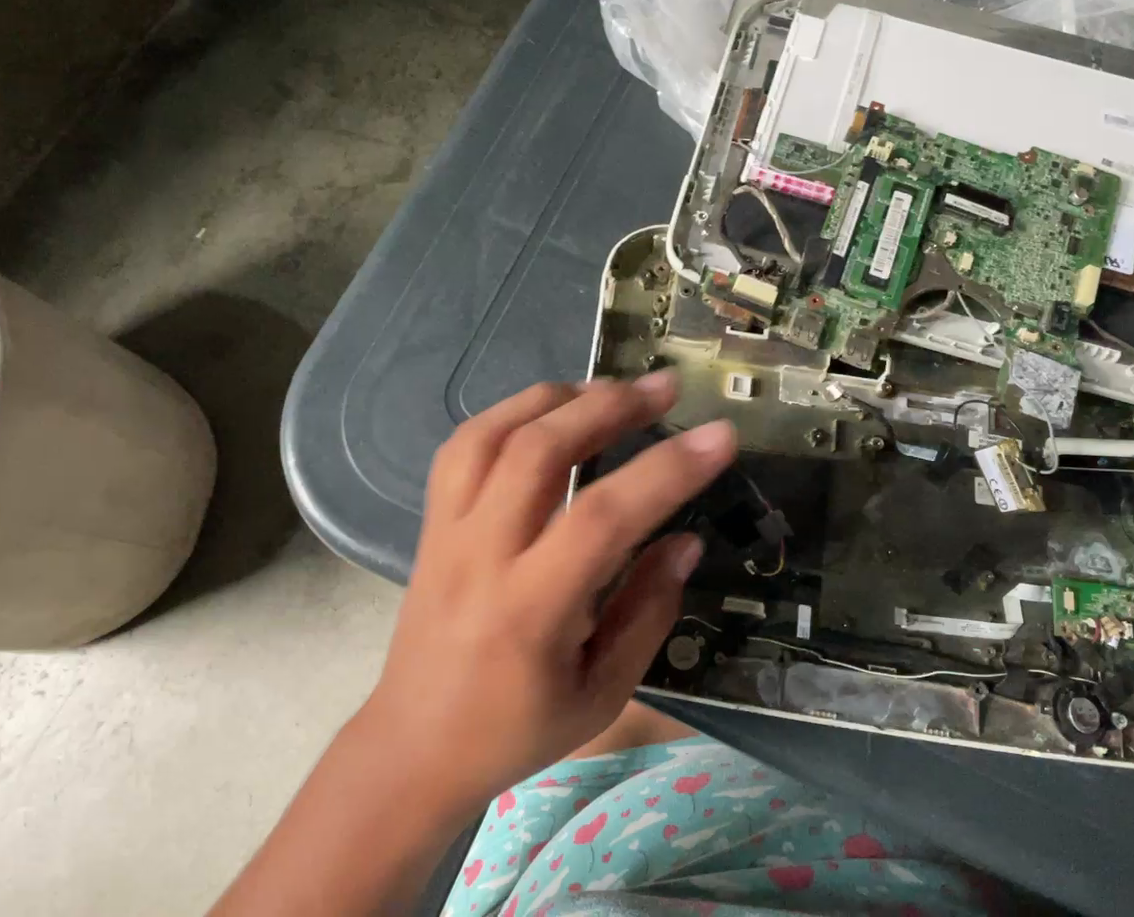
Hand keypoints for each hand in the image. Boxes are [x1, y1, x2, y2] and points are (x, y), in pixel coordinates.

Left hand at [359, 374, 736, 809]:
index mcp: (530, 609)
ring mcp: (447, 532)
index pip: (603, 517)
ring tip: (610, 388)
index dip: (666, 470)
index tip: (719, 435)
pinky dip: (509, 414)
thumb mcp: (602, 692)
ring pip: (492, 433)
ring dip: (556, 397)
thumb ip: (647, 611)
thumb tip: (686, 540)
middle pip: (538, 450)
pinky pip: (463, 447)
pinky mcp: (431, 524)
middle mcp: (481, 555)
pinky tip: (548, 412)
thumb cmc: (516, 730)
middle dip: (610, 405)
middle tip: (665, 386)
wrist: (415, 746)